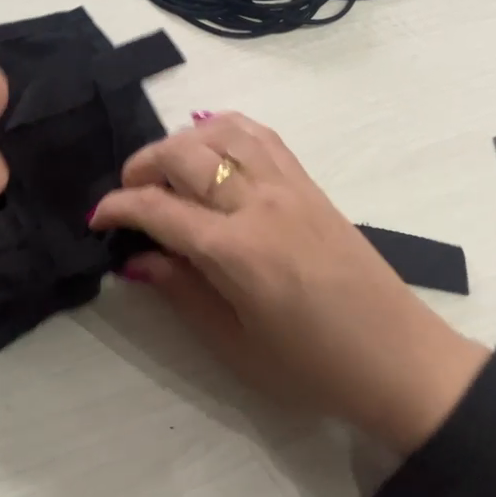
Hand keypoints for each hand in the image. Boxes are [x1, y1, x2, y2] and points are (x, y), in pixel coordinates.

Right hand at [88, 112, 488, 453]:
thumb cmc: (311, 366)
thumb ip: (181, 291)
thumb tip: (137, 259)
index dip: (118, 207)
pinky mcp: (311, 185)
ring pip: (222, 132)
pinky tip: (211, 147)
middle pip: (185, 155)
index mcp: (236, 252)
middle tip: (127, 194)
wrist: (398, 360)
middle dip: (142, 165)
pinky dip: (226, 130)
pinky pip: (262, 137)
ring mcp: (290, 188)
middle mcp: (260, 205)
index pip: (159, 209)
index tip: (97, 219)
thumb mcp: (235, 343)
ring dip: (182, 140)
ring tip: (164, 167)